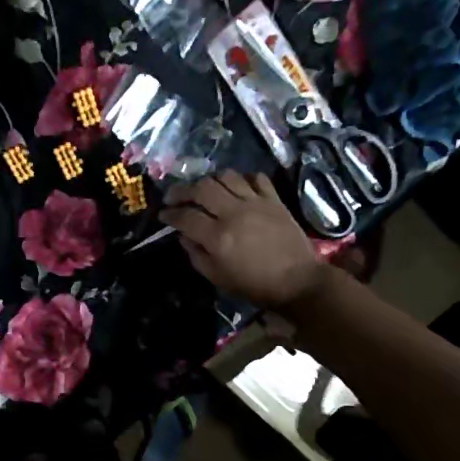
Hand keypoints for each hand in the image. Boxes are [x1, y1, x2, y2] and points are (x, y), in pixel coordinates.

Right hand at [159, 170, 330, 309]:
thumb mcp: (217, 277)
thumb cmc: (253, 284)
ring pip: (226, 176)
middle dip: (183, 190)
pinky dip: (242, 179)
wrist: (297, 281)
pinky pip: (255, 177)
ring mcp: (256, 202)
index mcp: (218, 237)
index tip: (162, 215)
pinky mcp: (274, 199)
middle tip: (175, 196)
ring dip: (210, 180)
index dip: (169, 214)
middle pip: (202, 188)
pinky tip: (236, 188)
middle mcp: (234, 213)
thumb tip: (184, 235)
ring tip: (204, 189)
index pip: (185, 216)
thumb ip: (196, 254)